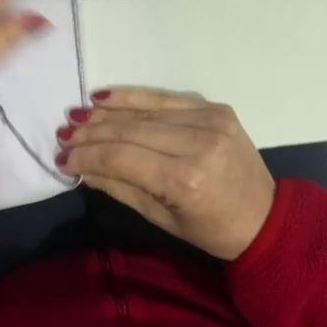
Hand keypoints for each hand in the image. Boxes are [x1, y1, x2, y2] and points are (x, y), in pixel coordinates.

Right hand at [56, 88, 276, 259]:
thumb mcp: (161, 218)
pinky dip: (135, 97)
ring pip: (145, 112)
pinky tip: (105, 97)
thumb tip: (80, 167)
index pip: (123, 158)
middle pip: (131, 131)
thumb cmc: (211, 229)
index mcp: (185, 181)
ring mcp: (211, 122)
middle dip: (91, 133)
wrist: (264, 216)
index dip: (87, 156)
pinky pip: (167, 99)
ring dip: (106, 113)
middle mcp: (199, 145)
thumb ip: (120, 187)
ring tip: (77, 115)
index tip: (61, 158)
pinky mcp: (217, 109)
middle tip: (62, 135)